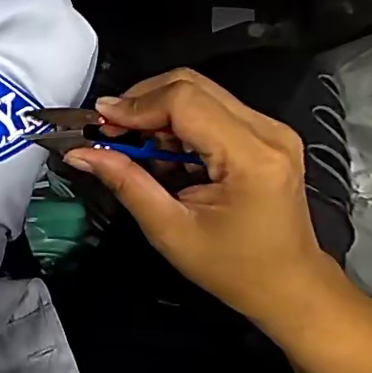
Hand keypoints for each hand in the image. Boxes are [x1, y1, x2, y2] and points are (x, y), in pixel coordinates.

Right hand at [63, 68, 337, 325]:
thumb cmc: (234, 268)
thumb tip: (81, 152)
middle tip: (110, 129)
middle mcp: (268, 133)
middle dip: (142, 101)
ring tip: (134, 143)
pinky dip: (176, 119)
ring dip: (157, 109)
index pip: (184, 101)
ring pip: (198, 90)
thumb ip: (125, 182)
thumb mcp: (169, 230)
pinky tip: (162, 149)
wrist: (290, 287)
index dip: (136, 105)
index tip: (101, 122)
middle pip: (190, 85)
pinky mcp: (264, 132)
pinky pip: (210, 106)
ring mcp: (270, 129)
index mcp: (251, 158)